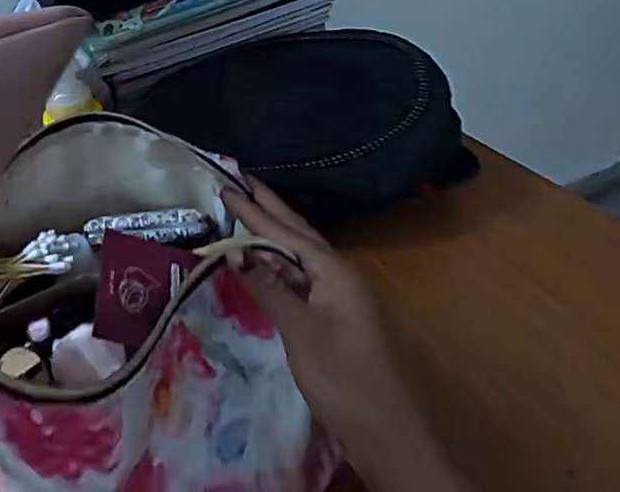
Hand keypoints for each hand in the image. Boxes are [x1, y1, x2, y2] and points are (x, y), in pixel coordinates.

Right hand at [224, 181, 469, 491]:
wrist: (393, 440)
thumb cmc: (344, 381)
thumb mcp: (300, 332)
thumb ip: (268, 287)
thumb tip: (236, 250)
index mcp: (334, 271)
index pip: (285, 230)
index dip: (253, 209)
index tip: (226, 184)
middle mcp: (340, 274)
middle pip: (298, 231)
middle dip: (269, 205)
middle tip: (240, 178)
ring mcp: (341, 296)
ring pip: (301, 252)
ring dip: (274, 229)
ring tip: (248, 207)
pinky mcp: (337, 317)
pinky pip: (302, 274)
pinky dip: (280, 259)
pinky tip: (265, 259)